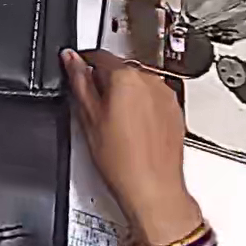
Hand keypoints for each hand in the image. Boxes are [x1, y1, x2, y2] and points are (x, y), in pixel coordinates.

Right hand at [62, 49, 202, 245]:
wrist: (154, 189)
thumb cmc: (122, 161)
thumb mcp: (89, 117)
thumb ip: (78, 81)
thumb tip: (71, 58)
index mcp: (125, 76)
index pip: (99, 56)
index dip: (84, 64)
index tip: (78, 71)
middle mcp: (149, 79)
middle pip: (119, 68)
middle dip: (106, 82)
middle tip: (95, 108)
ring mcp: (165, 94)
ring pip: (137, 83)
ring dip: (126, 94)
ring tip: (115, 123)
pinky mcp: (175, 109)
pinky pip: (153, 97)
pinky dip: (143, 106)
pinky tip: (133, 129)